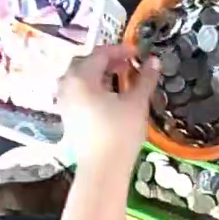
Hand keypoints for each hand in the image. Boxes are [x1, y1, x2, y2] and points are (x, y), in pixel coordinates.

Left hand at [58, 45, 159, 167]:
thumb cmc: (120, 133)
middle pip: (85, 63)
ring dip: (98, 75)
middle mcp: (67, 86)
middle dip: (107, 61)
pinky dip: (92, 89)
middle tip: (127, 65)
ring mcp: (64, 103)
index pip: (100, 54)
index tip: (137, 53)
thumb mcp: (136, 103)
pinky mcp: (68, 118)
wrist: (102, 169)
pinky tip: (109, 98)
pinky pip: (78, 94)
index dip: (120, 50)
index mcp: (81, 77)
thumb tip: (154, 60)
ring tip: (119, 80)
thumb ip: (145, 79)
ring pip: (80, 79)